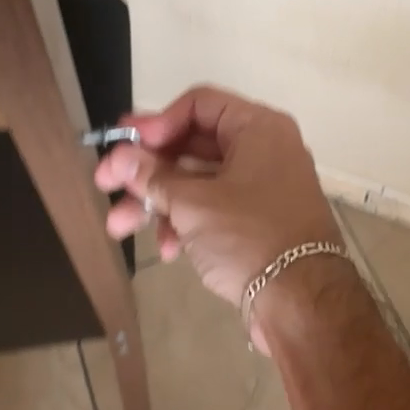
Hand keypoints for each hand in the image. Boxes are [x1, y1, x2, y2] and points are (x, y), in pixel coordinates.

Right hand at [94, 85, 343, 350]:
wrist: (303, 304)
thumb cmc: (248, 237)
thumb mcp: (192, 204)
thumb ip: (152, 177)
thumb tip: (119, 158)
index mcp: (257, 128)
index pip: (198, 105)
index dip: (156, 123)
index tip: (123, 146)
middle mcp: (264, 149)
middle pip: (193, 145)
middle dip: (147, 170)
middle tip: (105, 184)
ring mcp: (263, 187)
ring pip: (199, 182)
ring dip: (158, 202)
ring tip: (118, 226)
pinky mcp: (258, 222)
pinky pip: (215, 209)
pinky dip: (187, 223)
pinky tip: (166, 250)